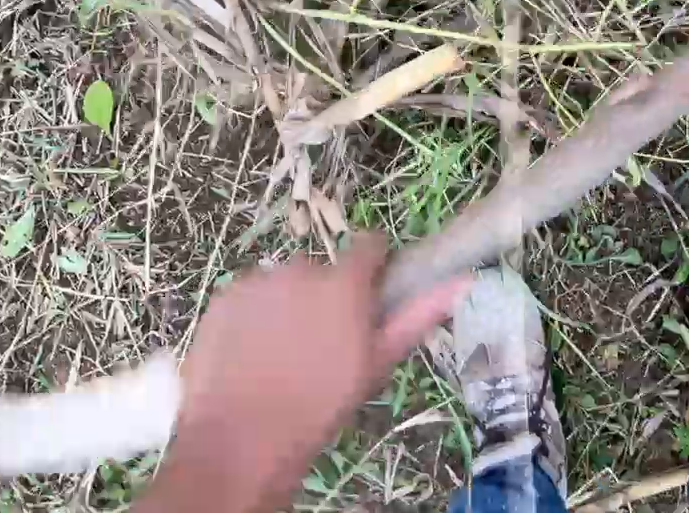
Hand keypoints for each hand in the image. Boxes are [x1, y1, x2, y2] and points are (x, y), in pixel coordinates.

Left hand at [139, 235, 465, 512]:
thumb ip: (418, 315)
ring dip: (289, 303)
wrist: (239, 443)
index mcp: (345, 282)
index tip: (370, 295)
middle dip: (327, 294)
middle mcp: (302, 268)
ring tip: (282, 353)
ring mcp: (259, 279)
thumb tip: (463, 280)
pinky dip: (254, 314)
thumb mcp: (376, 364)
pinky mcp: (225, 294)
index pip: (370, 244)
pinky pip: (251, 293)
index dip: (373, 266)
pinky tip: (252, 351)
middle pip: (325, 269)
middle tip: (322, 342)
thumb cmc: (320, 406)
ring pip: (285, 281)